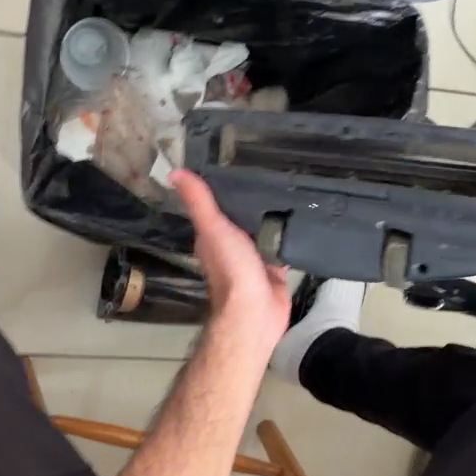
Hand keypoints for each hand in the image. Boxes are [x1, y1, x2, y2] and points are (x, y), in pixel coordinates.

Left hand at [169, 170, 290, 350]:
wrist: (256, 311)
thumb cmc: (232, 270)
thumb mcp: (214, 229)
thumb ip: (200, 202)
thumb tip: (174, 172)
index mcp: (213, 236)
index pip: (218, 205)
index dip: (227, 188)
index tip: (242, 164)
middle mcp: (232, 246)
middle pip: (244, 218)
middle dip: (256, 201)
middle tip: (276, 173)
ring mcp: (254, 259)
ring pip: (264, 231)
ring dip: (274, 217)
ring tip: (291, 189)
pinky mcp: (275, 268)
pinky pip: (282, 247)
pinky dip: (290, 236)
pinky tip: (301, 219)